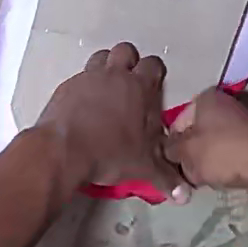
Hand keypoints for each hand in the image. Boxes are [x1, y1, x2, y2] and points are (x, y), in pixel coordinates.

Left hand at [34, 42, 188, 201]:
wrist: (61, 151)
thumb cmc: (109, 153)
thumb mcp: (143, 167)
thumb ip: (166, 177)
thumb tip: (185, 196)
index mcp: (139, 87)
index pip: (153, 64)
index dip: (155, 72)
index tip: (153, 87)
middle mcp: (115, 75)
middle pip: (126, 50)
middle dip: (130, 61)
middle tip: (129, 83)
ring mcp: (88, 78)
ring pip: (101, 57)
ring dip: (106, 67)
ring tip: (107, 88)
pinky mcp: (66, 87)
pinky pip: (79, 77)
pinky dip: (84, 86)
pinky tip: (83, 105)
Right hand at [165, 88, 247, 198]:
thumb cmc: (223, 153)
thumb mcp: (186, 152)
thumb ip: (169, 149)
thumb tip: (167, 150)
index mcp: (207, 98)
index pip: (176, 122)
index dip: (170, 146)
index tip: (171, 164)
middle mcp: (225, 103)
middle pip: (195, 133)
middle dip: (189, 155)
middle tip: (188, 173)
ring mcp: (241, 120)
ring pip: (211, 145)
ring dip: (204, 162)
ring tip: (205, 177)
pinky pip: (228, 151)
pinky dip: (222, 163)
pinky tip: (222, 177)